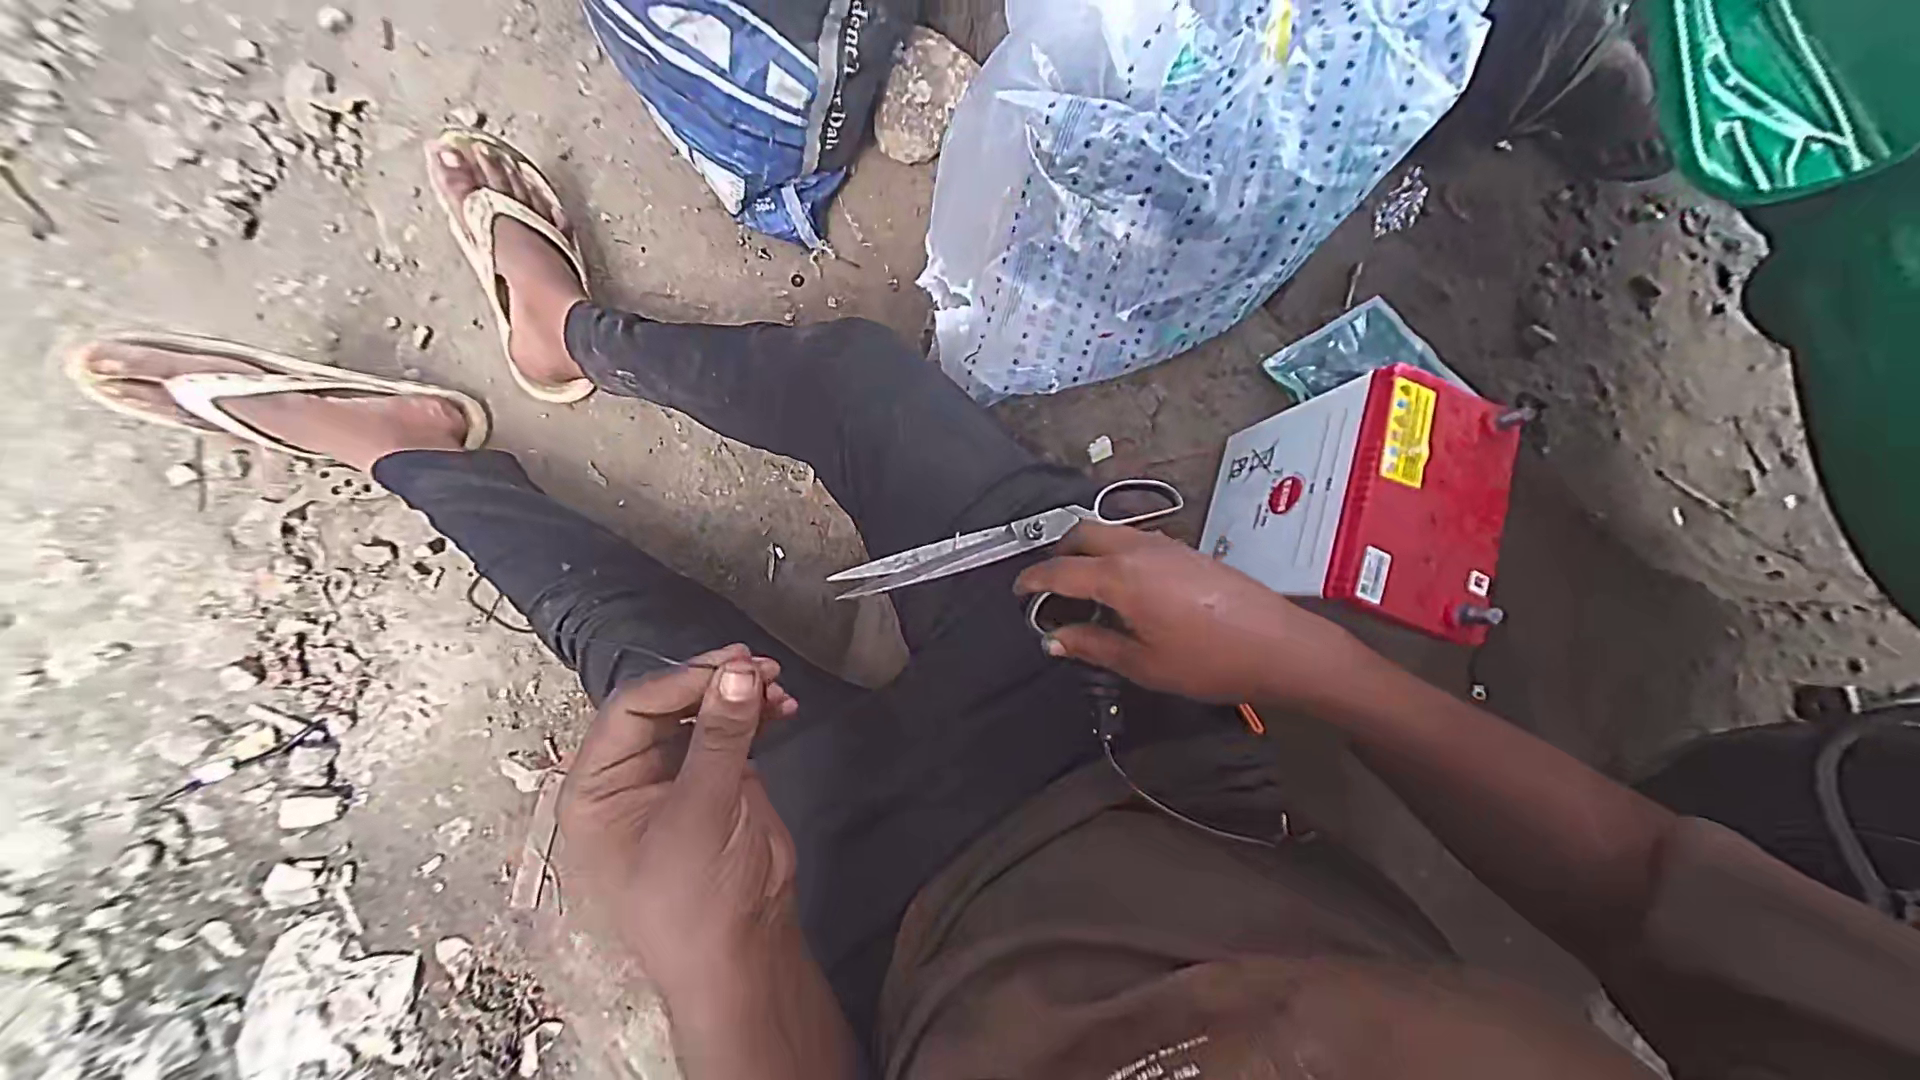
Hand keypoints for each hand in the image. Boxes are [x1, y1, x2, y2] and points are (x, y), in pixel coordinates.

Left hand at [556, 645, 800, 993]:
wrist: (745, 948)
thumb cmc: (697, 896)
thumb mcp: (701, 813)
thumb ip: (720, 737)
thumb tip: (739, 671)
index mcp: (599, 786)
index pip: (632, 709)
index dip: (681, 680)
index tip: (732, 665)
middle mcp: (634, 773)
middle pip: (669, 702)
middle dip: (715, 681)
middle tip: (760, 667)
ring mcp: (679, 772)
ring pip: (705, 710)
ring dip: (742, 693)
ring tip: (778, 687)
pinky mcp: (719, 776)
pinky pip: (734, 728)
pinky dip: (759, 713)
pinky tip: (784, 707)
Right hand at [1013, 522, 1377, 708]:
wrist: (1280, 646)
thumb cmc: (1210, 660)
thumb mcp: (1142, 663)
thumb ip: (1091, 645)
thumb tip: (1054, 640)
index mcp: (1120, 577)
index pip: (1060, 570)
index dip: (1033, 580)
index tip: (1020, 591)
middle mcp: (1139, 549)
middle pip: (1081, 532)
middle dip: (1057, 552)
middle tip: (1049, 583)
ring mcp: (1165, 545)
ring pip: (1109, 530)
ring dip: (1087, 548)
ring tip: (1084, 583)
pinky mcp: (1186, 550)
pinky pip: (1135, 538)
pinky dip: (1114, 550)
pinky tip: (1124, 584)